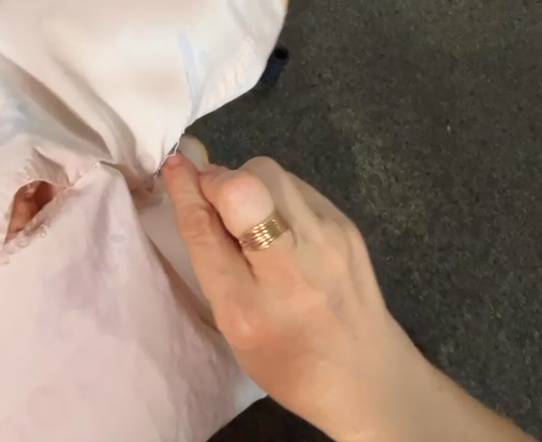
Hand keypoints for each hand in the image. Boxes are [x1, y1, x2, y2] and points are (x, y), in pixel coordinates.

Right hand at [162, 151, 530, 441]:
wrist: (367, 375)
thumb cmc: (287, 356)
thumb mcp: (233, 321)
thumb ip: (208, 250)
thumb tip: (184, 178)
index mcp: (252, 307)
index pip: (207, 229)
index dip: (187, 190)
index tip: (173, 166)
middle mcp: (294, 267)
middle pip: (244, 184)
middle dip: (220, 182)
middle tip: (219, 208)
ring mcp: (329, 239)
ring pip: (269, 172)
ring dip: (247, 182)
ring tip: (251, 217)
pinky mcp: (347, 222)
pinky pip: (294, 182)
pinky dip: (275, 192)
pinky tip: (282, 224)